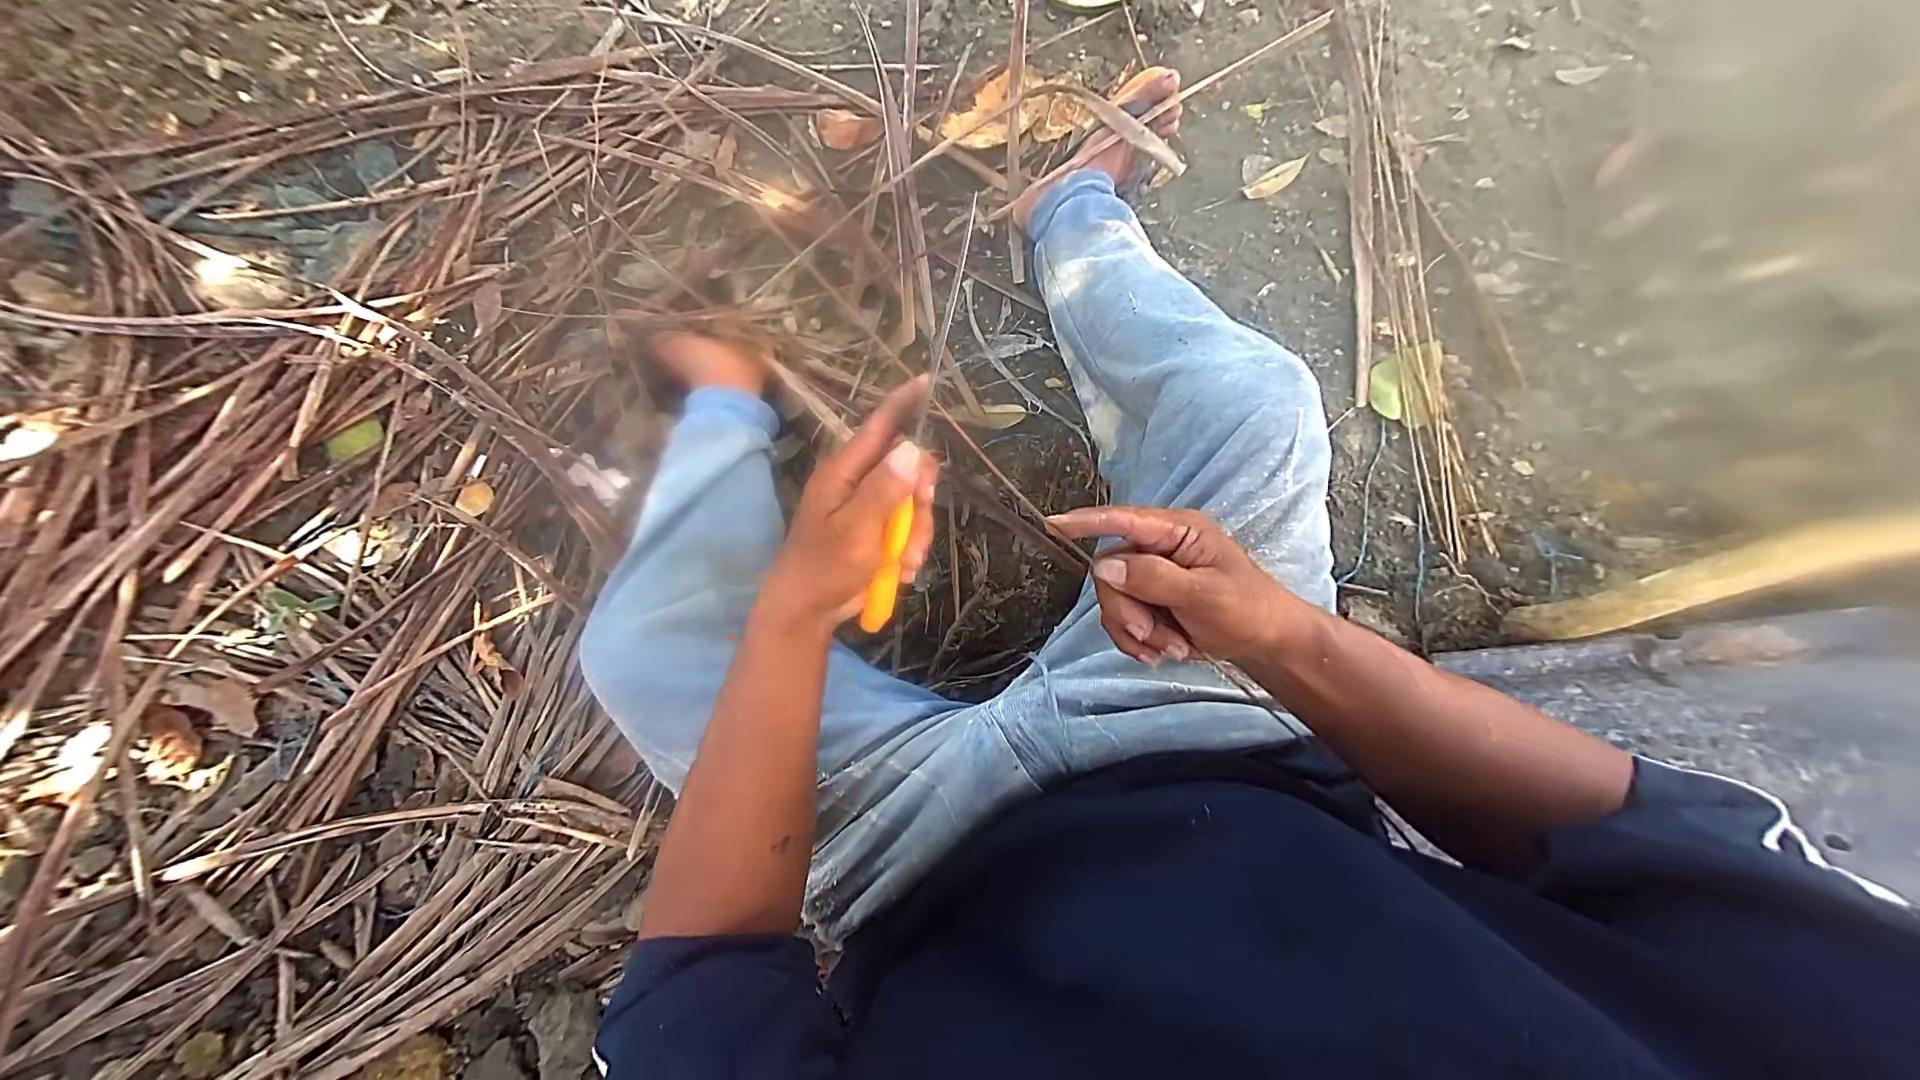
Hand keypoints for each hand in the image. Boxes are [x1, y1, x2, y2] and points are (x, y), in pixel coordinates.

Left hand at [757, 377, 939, 631]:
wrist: (807, 611)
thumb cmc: (823, 567)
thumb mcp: (857, 529)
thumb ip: (885, 490)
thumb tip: (912, 447)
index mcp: (844, 473)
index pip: (879, 428)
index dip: (902, 405)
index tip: (926, 382)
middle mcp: (858, 484)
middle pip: (908, 470)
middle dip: (920, 500)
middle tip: (918, 524)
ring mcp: (868, 510)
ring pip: (913, 504)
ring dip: (916, 535)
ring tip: (905, 562)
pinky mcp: (876, 533)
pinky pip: (908, 529)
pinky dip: (910, 550)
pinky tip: (900, 571)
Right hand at [1047, 505, 1316, 665]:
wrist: (1265, 642)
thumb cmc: (1247, 610)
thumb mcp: (1205, 595)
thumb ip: (1154, 578)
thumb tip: (1103, 567)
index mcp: (1177, 531)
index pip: (1124, 521)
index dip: (1087, 521)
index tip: (1054, 523)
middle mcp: (1158, 548)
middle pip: (1112, 573)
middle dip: (1129, 612)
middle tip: (1156, 637)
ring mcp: (1150, 574)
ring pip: (1113, 600)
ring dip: (1137, 631)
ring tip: (1171, 648)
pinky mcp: (1146, 599)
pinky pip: (1120, 619)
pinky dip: (1136, 640)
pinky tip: (1163, 651)